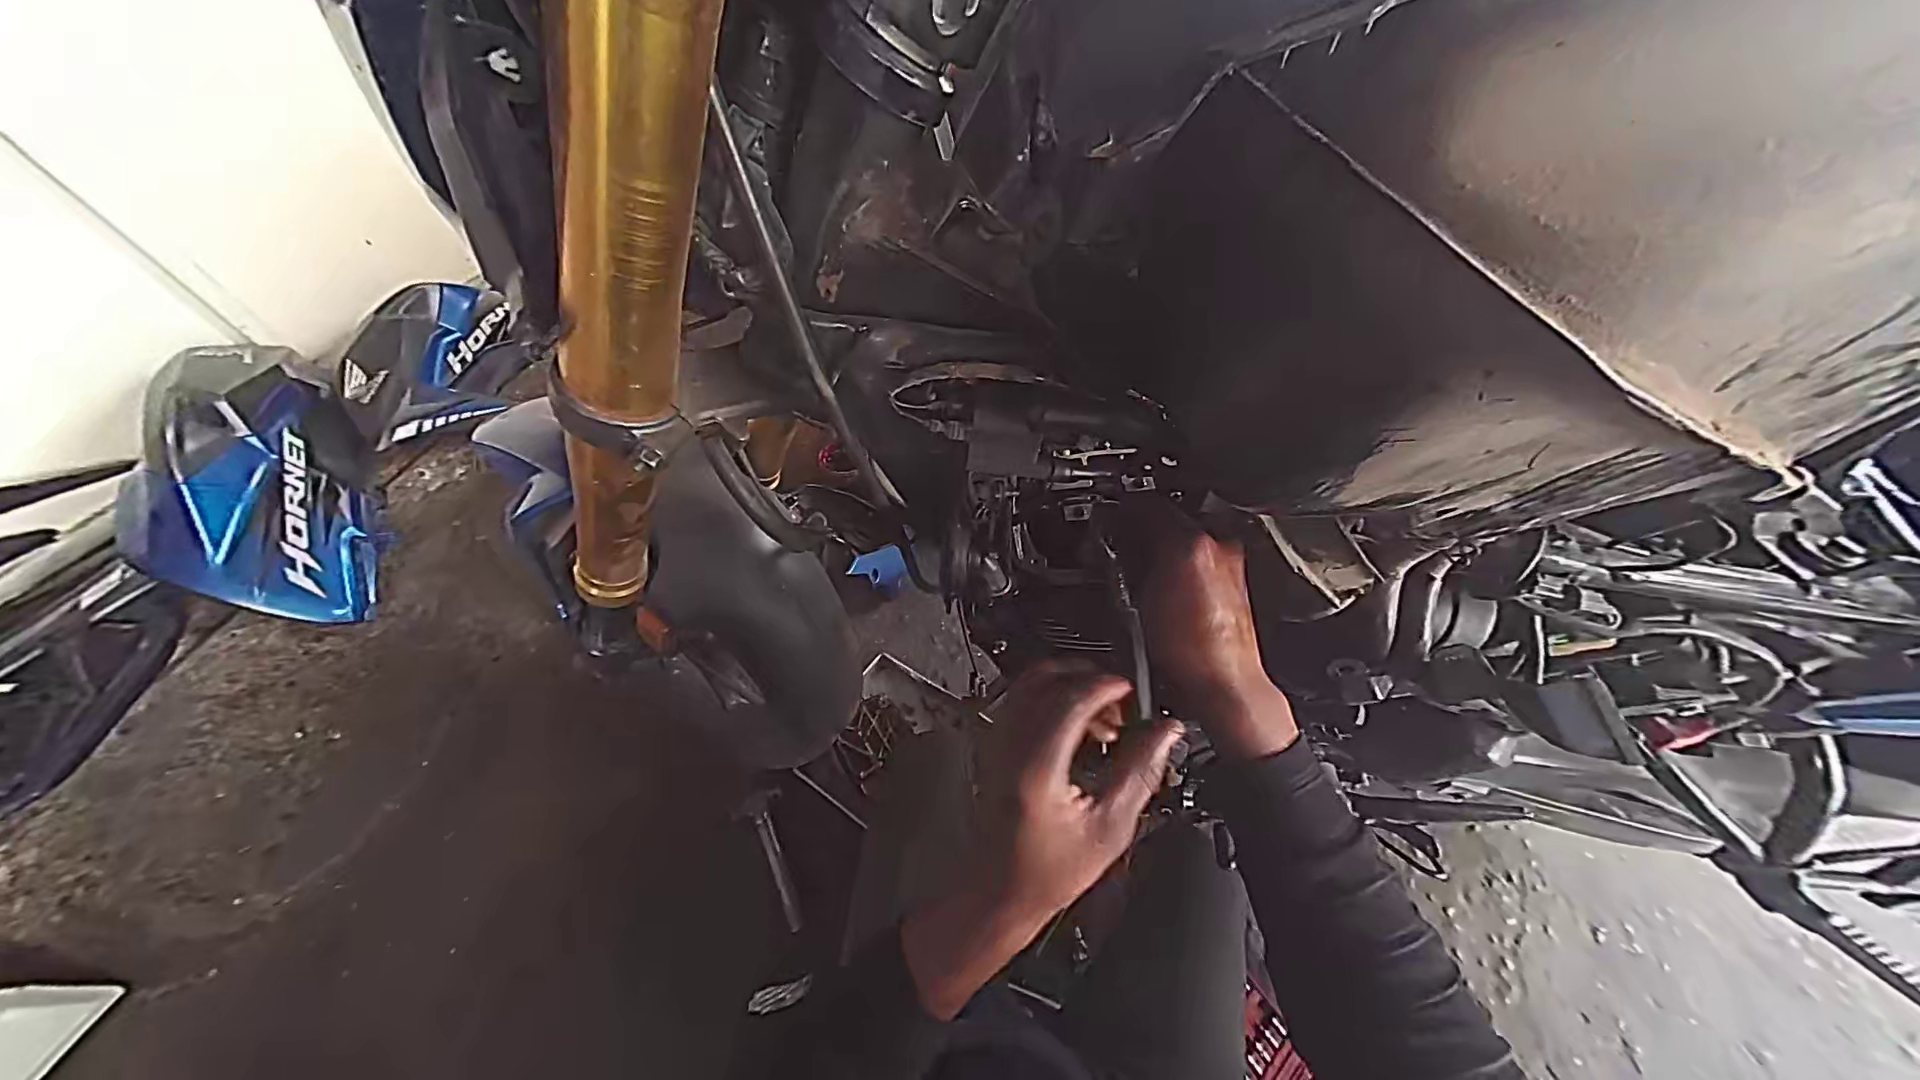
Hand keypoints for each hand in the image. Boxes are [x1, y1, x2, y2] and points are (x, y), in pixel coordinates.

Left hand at [900, 662, 1183, 1018]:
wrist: (1001, 888)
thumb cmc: (1047, 871)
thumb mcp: (1110, 827)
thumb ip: (1141, 770)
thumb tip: (1164, 733)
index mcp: (1037, 767)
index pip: (1071, 699)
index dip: (1106, 685)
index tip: (1130, 690)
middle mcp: (1010, 746)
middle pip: (1048, 679)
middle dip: (1090, 679)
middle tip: (1121, 702)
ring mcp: (996, 742)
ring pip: (1031, 683)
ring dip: (1070, 685)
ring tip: (1102, 716)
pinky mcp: (993, 744)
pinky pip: (1021, 699)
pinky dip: (1052, 697)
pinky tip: (1076, 726)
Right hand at [1135, 508, 1299, 760]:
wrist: (1225, 684)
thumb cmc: (1189, 654)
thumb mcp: (1140, 602)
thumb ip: (1129, 559)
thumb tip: (1118, 537)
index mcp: (1192, 545)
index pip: (1148, 505)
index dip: (1120, 509)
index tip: (1108, 514)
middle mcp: (1216, 547)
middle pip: (1167, 516)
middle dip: (1138, 526)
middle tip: (1117, 539)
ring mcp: (1228, 562)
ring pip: (1182, 536)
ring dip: (1157, 543)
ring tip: (1136, 563)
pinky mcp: (1232, 579)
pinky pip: (1196, 555)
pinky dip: (1176, 558)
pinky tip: (1160, 581)